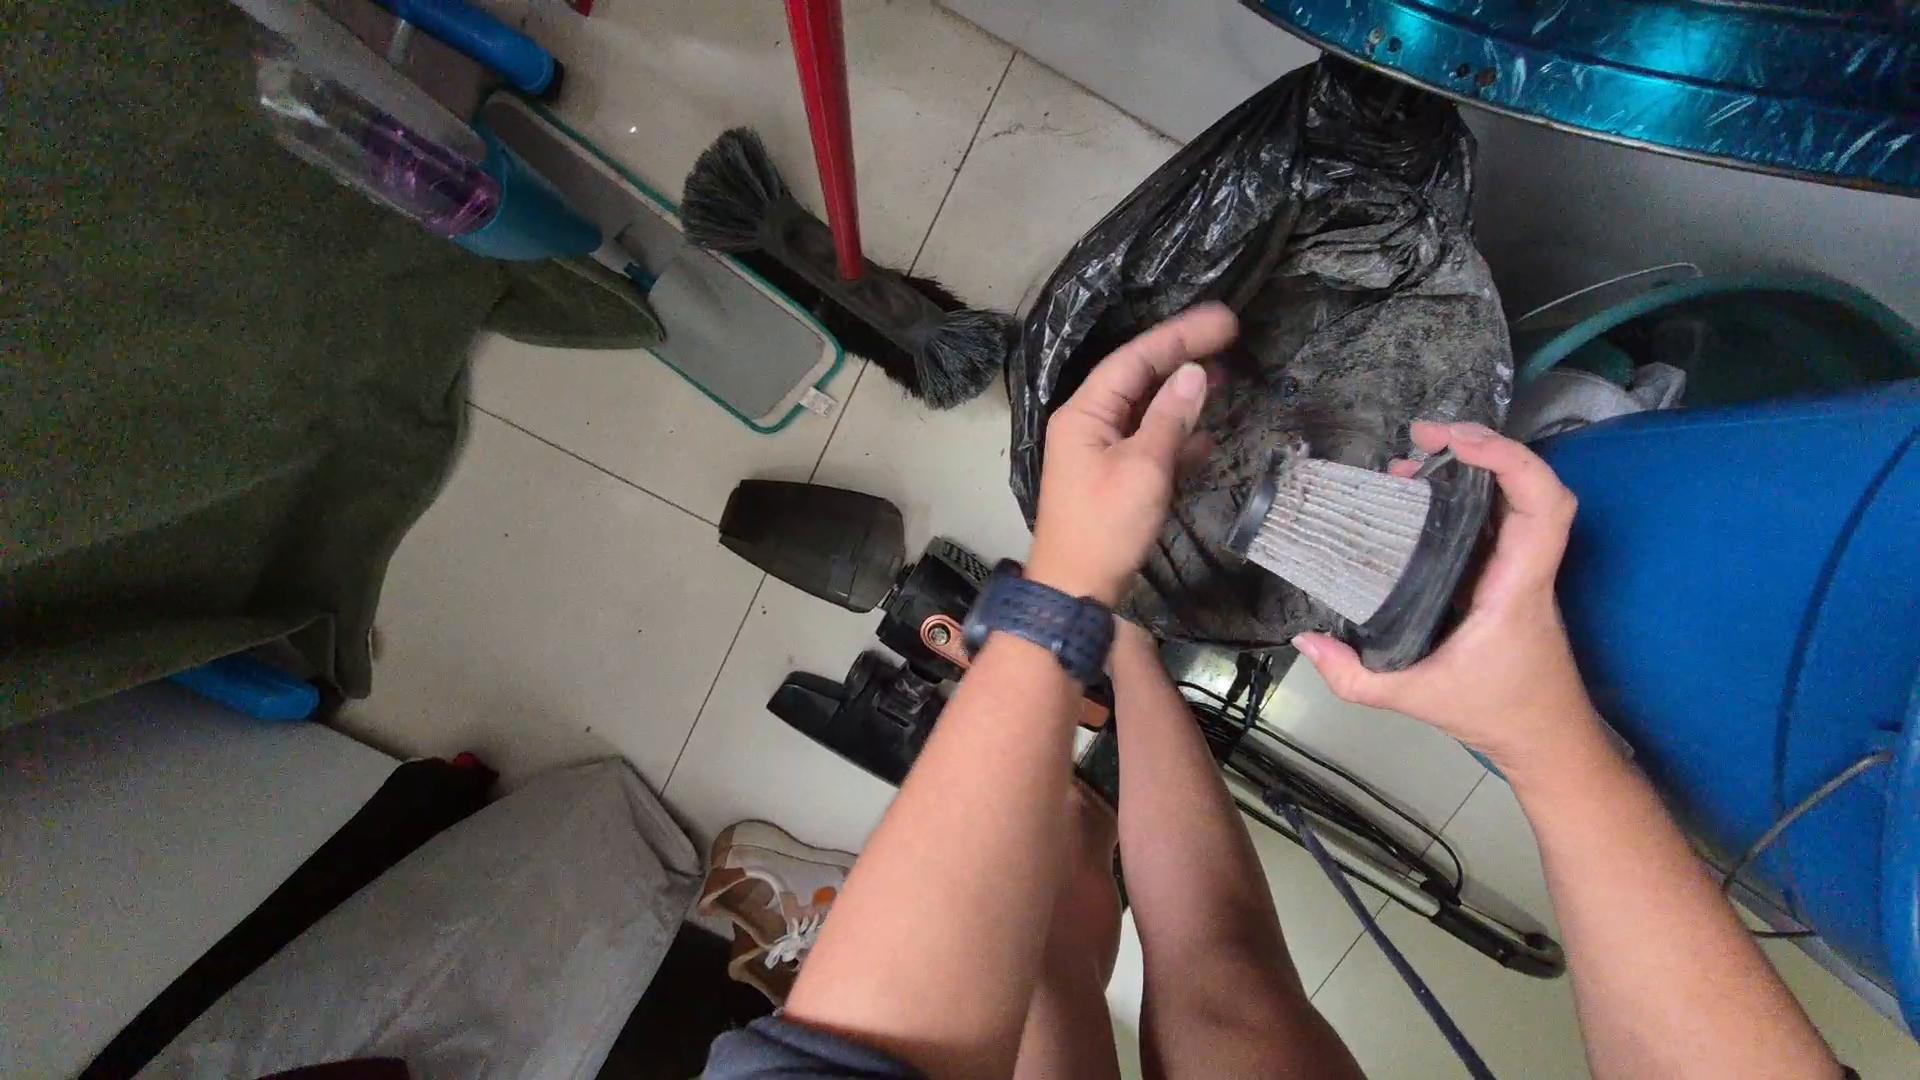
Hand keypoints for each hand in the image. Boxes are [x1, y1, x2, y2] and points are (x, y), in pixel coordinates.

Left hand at [1026, 305, 1236, 604]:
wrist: (1076, 587)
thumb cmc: (1106, 526)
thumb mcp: (1144, 467)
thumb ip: (1169, 417)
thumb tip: (1193, 375)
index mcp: (1084, 414)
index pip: (1134, 359)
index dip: (1180, 336)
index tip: (1224, 321)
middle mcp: (1087, 425)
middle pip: (1138, 380)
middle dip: (1182, 359)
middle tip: (1230, 339)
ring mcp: (1098, 452)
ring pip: (1144, 412)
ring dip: (1182, 397)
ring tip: (1225, 379)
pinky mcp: (1112, 478)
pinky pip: (1146, 445)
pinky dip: (1175, 439)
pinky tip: (1206, 438)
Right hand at [1292, 421, 1606, 775]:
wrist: (1547, 738)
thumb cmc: (1494, 713)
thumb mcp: (1414, 699)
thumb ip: (1353, 677)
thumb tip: (1305, 641)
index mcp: (1515, 587)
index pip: (1541, 507)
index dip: (1509, 461)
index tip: (1454, 441)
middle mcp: (1525, 568)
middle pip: (1532, 487)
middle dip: (1482, 448)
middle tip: (1420, 435)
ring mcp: (1518, 569)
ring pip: (1513, 500)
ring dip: (1470, 469)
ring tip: (1409, 461)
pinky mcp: (1503, 576)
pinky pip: (1493, 521)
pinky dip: (1462, 496)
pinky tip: (1419, 497)